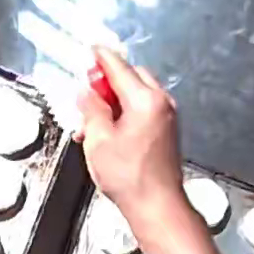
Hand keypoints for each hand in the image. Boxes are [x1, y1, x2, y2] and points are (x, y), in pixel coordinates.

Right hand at [76, 47, 184, 228]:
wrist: (156, 204)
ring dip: (113, 101)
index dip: (102, 58)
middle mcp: (161, 103)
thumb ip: (91, 110)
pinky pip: (143, 110)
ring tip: (91, 122)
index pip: (120, 69)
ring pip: (137, 95)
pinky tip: (108, 131)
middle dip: (107, 82)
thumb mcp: (98, 140)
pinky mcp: (166, 131)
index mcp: (145, 100)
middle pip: (132, 78)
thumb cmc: (128, 176)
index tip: (92, 49)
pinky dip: (124, 112)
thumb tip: (86, 92)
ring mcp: (167, 117)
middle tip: (86, 92)